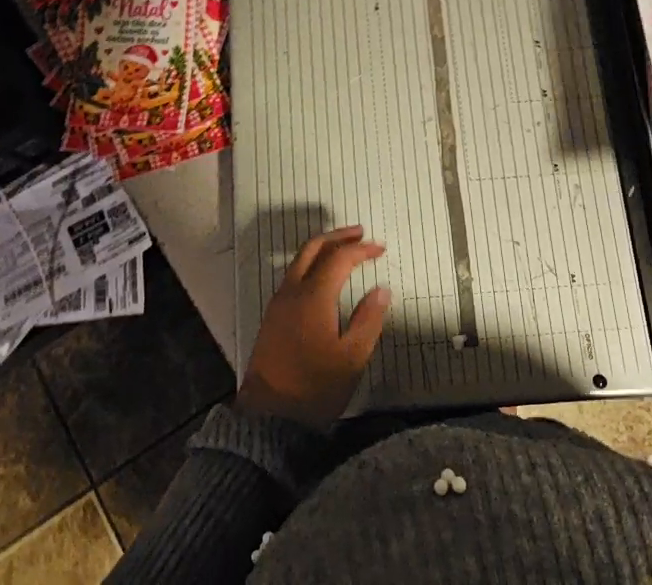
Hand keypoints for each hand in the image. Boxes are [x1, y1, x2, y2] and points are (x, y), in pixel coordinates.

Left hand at [237, 225, 390, 429]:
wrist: (270, 416)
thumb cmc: (315, 387)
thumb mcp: (352, 358)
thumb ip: (368, 320)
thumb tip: (381, 290)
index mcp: (313, 297)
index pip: (339, 258)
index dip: (361, 249)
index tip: (380, 249)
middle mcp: (292, 292)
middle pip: (313, 249)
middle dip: (338, 237)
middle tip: (360, 233)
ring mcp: (278, 303)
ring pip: (299, 261)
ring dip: (322, 249)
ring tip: (345, 250)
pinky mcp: (272, 317)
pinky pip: (292, 276)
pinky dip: (311, 265)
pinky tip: (323, 277)